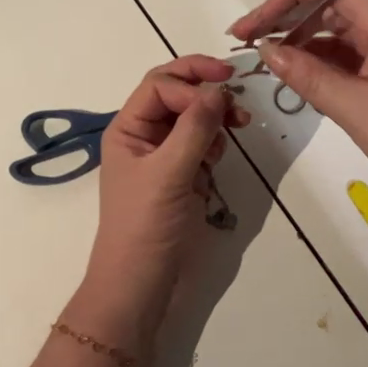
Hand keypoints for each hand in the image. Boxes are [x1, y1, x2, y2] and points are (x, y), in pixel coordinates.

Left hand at [68, 56, 246, 348]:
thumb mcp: (169, 172)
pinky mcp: (180, 177)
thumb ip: (194, 128)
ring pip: (193, 119)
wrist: (140, 283)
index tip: (225, 95)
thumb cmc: (146, 225)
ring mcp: (162, 157)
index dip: (192, 83)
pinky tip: (217, 161)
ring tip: (235, 131)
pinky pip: (200, 145)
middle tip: (240, 103)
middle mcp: (143, 136)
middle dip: (207, 93)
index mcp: (127, 128)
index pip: (161, 85)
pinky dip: (213, 145)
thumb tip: (219, 90)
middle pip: (177, 96)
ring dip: (214, 120)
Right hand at [228, 0, 367, 207]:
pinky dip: (319, 58)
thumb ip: (309, 77)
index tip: (256, 21)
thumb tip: (265, 50)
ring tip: (263, 58)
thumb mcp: (357, 110)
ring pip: (336, 26)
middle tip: (245, 39)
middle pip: (331, 0)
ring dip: (299, 37)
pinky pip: (348, 50)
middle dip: (286, 14)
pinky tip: (295, 74)